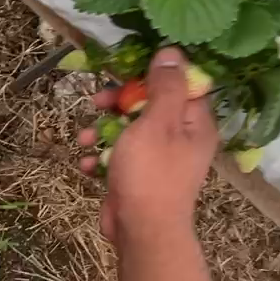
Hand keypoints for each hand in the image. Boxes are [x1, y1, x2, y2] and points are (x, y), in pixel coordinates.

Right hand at [76, 48, 215, 245]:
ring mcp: (157, 158)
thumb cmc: (151, 173)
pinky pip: (116, 156)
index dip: (153, 76)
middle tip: (98, 101)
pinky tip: (87, 163)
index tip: (126, 72)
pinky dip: (99, 157)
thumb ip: (164, 87)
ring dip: (101, 131)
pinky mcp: (135, 175)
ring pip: (127, 130)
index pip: (182, 85)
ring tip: (84, 139)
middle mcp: (180, 138)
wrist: (141, 228)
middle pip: (149, 105)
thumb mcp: (157, 123)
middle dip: (119, 103)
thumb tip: (171, 52)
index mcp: (195, 123)